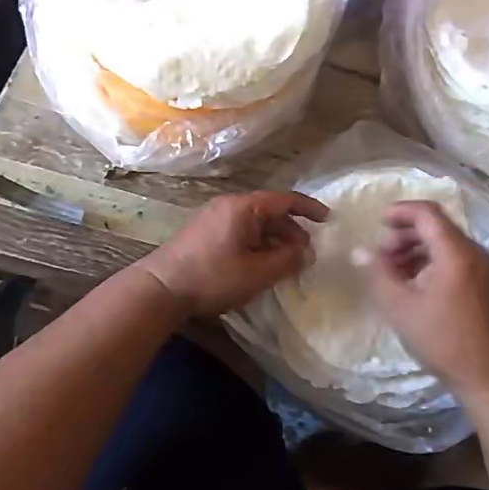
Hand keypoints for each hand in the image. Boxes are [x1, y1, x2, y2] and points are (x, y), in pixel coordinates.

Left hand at [138, 191, 329, 318]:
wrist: (160, 290)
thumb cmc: (213, 277)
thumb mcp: (258, 272)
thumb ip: (288, 260)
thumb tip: (308, 252)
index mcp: (244, 207)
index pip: (285, 200)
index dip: (309, 208)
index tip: (328, 219)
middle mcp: (229, 205)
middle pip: (270, 211)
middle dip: (292, 230)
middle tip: (306, 253)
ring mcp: (213, 218)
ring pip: (255, 223)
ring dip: (274, 239)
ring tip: (286, 262)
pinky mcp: (204, 233)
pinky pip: (240, 231)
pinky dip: (257, 243)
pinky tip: (261, 264)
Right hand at [367, 201, 488, 401]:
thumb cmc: (442, 339)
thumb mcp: (400, 306)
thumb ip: (378, 273)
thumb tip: (360, 250)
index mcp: (455, 251)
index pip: (427, 212)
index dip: (400, 211)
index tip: (378, 222)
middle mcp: (473, 251)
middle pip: (436, 226)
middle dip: (405, 234)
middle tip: (382, 255)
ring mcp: (482, 267)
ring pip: (445, 243)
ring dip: (416, 249)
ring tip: (393, 272)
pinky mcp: (484, 283)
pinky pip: (454, 258)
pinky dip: (431, 261)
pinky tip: (414, 284)